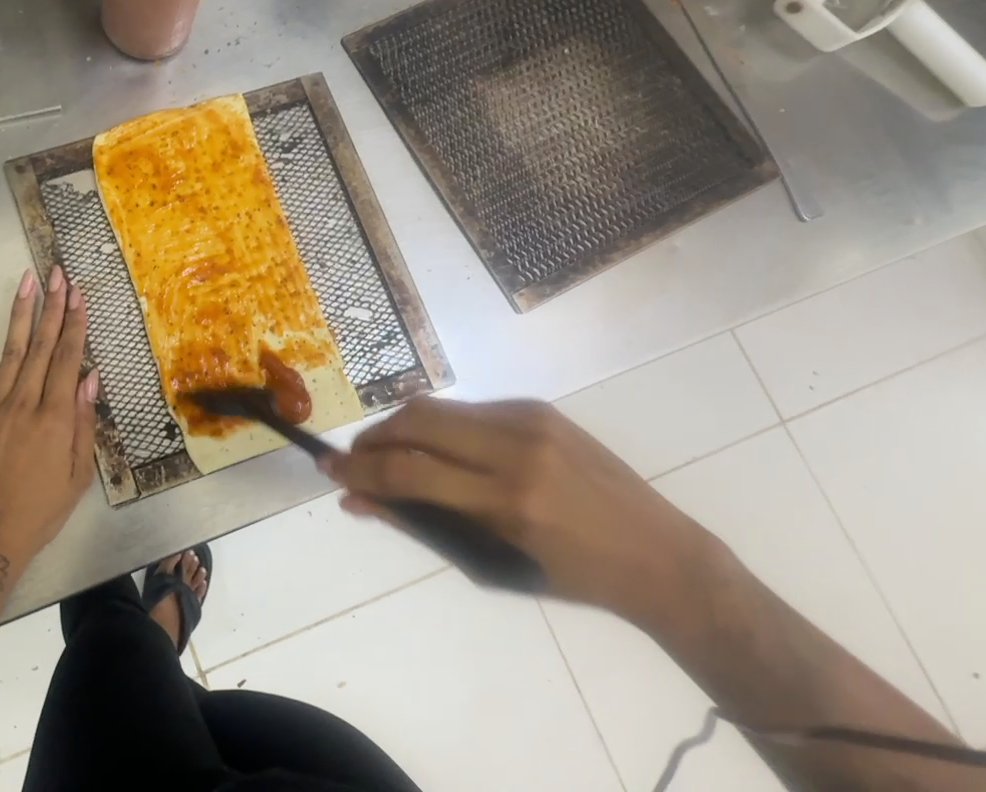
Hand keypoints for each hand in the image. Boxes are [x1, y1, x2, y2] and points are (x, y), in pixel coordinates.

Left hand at [0, 266, 98, 570]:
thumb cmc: (42, 510)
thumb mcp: (78, 475)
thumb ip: (83, 424)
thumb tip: (90, 378)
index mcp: (56, 418)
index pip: (68, 359)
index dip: (74, 324)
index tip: (78, 295)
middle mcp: (25, 404)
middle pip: (42, 347)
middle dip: (52, 308)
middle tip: (58, 274)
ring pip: (11, 352)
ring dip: (21, 315)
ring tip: (28, 282)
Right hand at [324, 397, 718, 622]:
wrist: (658, 554)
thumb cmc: (570, 576)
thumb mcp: (490, 564)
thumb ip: (420, 525)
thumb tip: (356, 503)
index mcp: (507, 502)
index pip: (409, 472)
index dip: (359, 469)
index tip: (328, 470)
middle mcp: (516, 449)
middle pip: (415, 422)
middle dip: (373, 439)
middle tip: (354, 460)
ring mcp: (530, 421)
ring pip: (436, 409)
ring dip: (400, 428)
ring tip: (388, 453)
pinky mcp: (538, 408)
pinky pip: (468, 410)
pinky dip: (440, 428)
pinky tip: (444, 452)